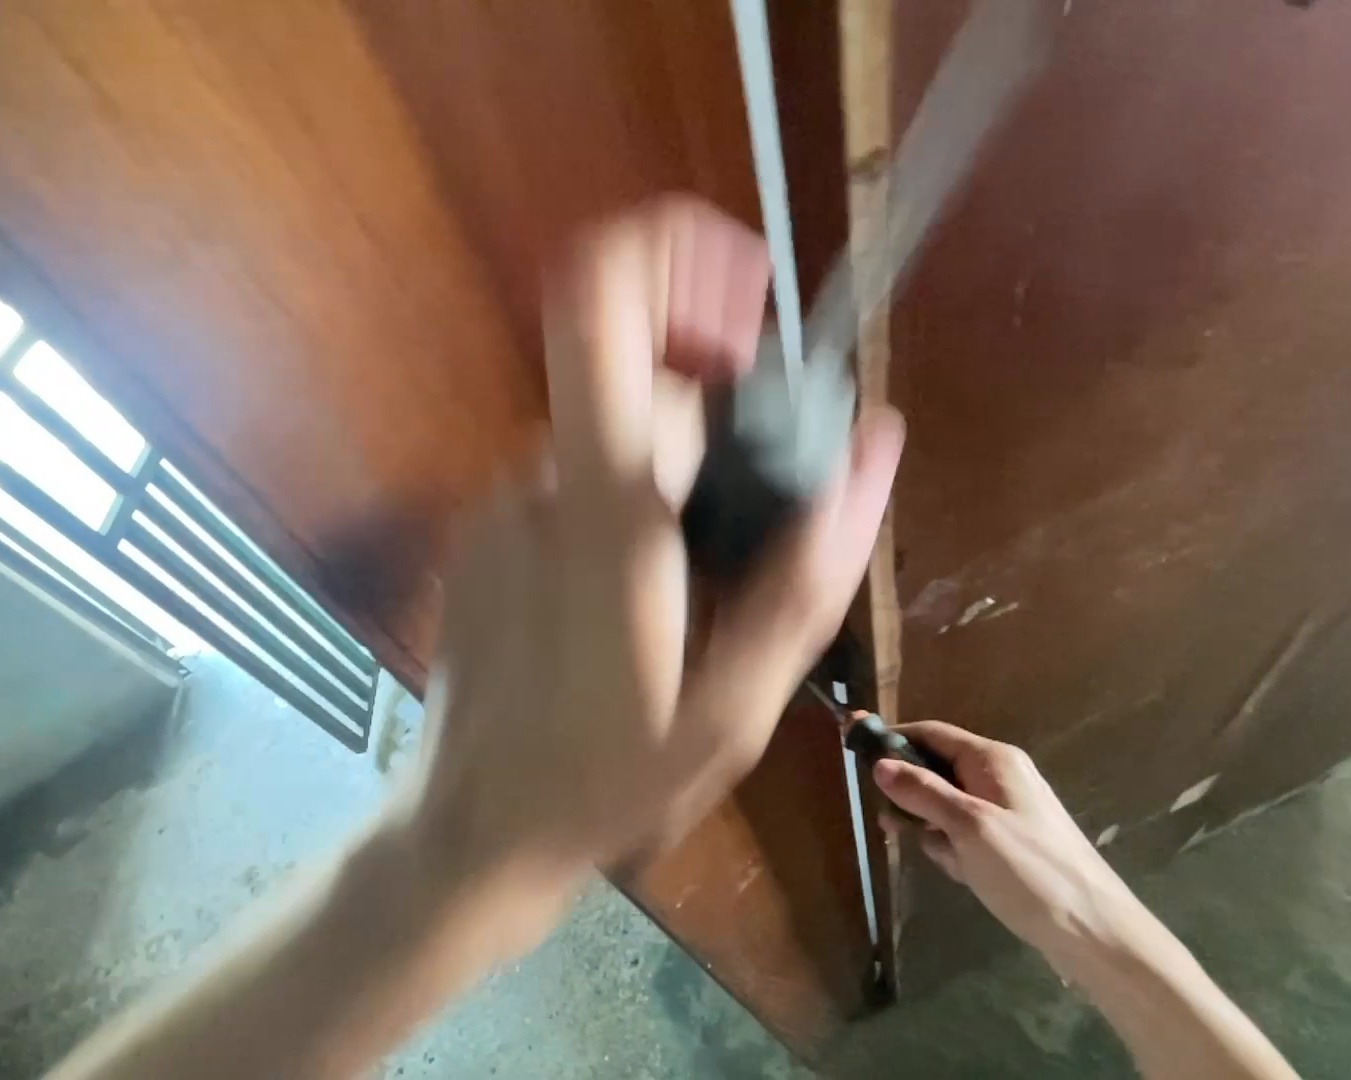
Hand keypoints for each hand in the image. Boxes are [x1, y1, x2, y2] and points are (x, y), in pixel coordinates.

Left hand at [410, 196, 903, 886]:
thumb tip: (875, 452)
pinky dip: (622, 501)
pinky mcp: (485, 532)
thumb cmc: (610, 777)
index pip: (602, 309)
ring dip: (669, 471)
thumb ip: (811, 572)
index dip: (669, 256)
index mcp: (606, 509)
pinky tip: (634, 593)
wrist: (474, 825)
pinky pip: (571, 479)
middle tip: (755, 502)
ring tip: (695, 577)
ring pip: (608, 437)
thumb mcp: (737, 704)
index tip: (743, 300)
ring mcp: (501, 505)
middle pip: (636, 380)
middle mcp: (540, 481)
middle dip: (711, 409)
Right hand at [874, 722, 1150, 978]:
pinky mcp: (1009, 844)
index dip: (892, 737)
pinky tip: (956, 870)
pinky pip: (963, 831)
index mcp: (992, 760)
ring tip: (921, 847)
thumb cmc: (1031, 871)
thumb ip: (923, 792)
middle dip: (908, 789)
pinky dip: (950, 846)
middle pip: (936, 767)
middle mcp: (999, 777)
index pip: (931, 733)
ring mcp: (1005, 811)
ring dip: (927, 822)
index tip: (853, 743)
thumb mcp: (969, 827)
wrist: (1097, 934)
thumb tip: (879, 763)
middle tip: (884, 815)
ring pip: (946, 803)